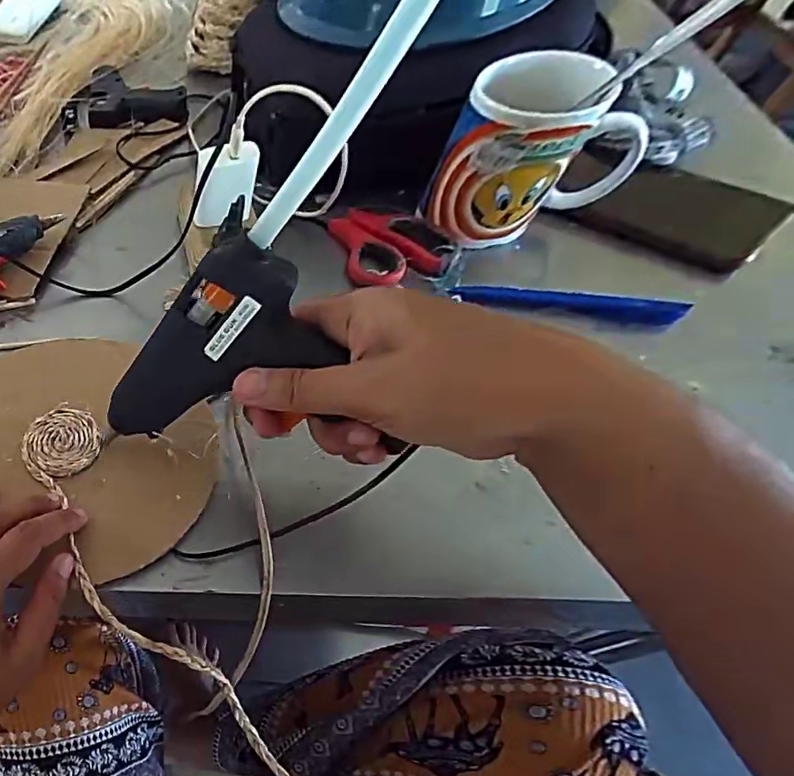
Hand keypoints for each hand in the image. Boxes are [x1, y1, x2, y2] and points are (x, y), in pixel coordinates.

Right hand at [231, 288, 650, 462]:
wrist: (552, 404)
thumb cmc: (458, 384)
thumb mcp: (367, 391)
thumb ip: (299, 389)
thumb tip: (240, 385)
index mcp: (358, 311)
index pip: (288, 332)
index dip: (265, 371)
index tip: (260, 412)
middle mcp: (372, 330)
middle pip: (309, 374)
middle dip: (313, 414)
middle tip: (320, 437)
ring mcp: (393, 360)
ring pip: (336, 400)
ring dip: (341, 430)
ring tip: (368, 445)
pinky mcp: (411, 386)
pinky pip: (366, 410)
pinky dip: (366, 432)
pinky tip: (382, 447)